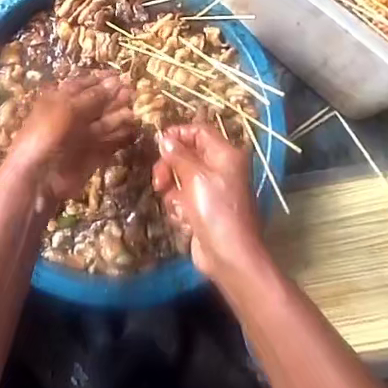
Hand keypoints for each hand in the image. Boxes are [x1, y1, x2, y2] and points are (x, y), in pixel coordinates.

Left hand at [2, 74, 132, 203]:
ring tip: (134, 111)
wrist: (38, 177)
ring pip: (104, 123)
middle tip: (132, 93)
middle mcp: (70, 117)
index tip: (119, 76)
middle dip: (113, 98)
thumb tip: (116, 82)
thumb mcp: (68, 108)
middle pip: (96, 104)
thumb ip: (93, 96)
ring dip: (119, 116)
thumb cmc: (47, 134)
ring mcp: (82, 137)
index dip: (99, 80)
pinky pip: (109, 143)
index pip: (81, 85)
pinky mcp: (92, 156)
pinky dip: (121, 136)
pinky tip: (133, 129)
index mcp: (58, 101)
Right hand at [152, 123, 265, 280]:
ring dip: (173, 191)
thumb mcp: (195, 177)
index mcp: (226, 154)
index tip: (158, 143)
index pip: (199, 131)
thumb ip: (178, 155)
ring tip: (176, 207)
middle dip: (170, 166)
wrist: (229, 255)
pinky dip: (179, 207)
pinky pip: (183, 199)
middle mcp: (221, 168)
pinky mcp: (203, 209)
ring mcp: (212, 190)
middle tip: (159, 181)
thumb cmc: (216, 211)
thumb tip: (165, 138)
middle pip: (187, 154)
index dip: (178, 134)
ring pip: (181, 178)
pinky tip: (183, 220)